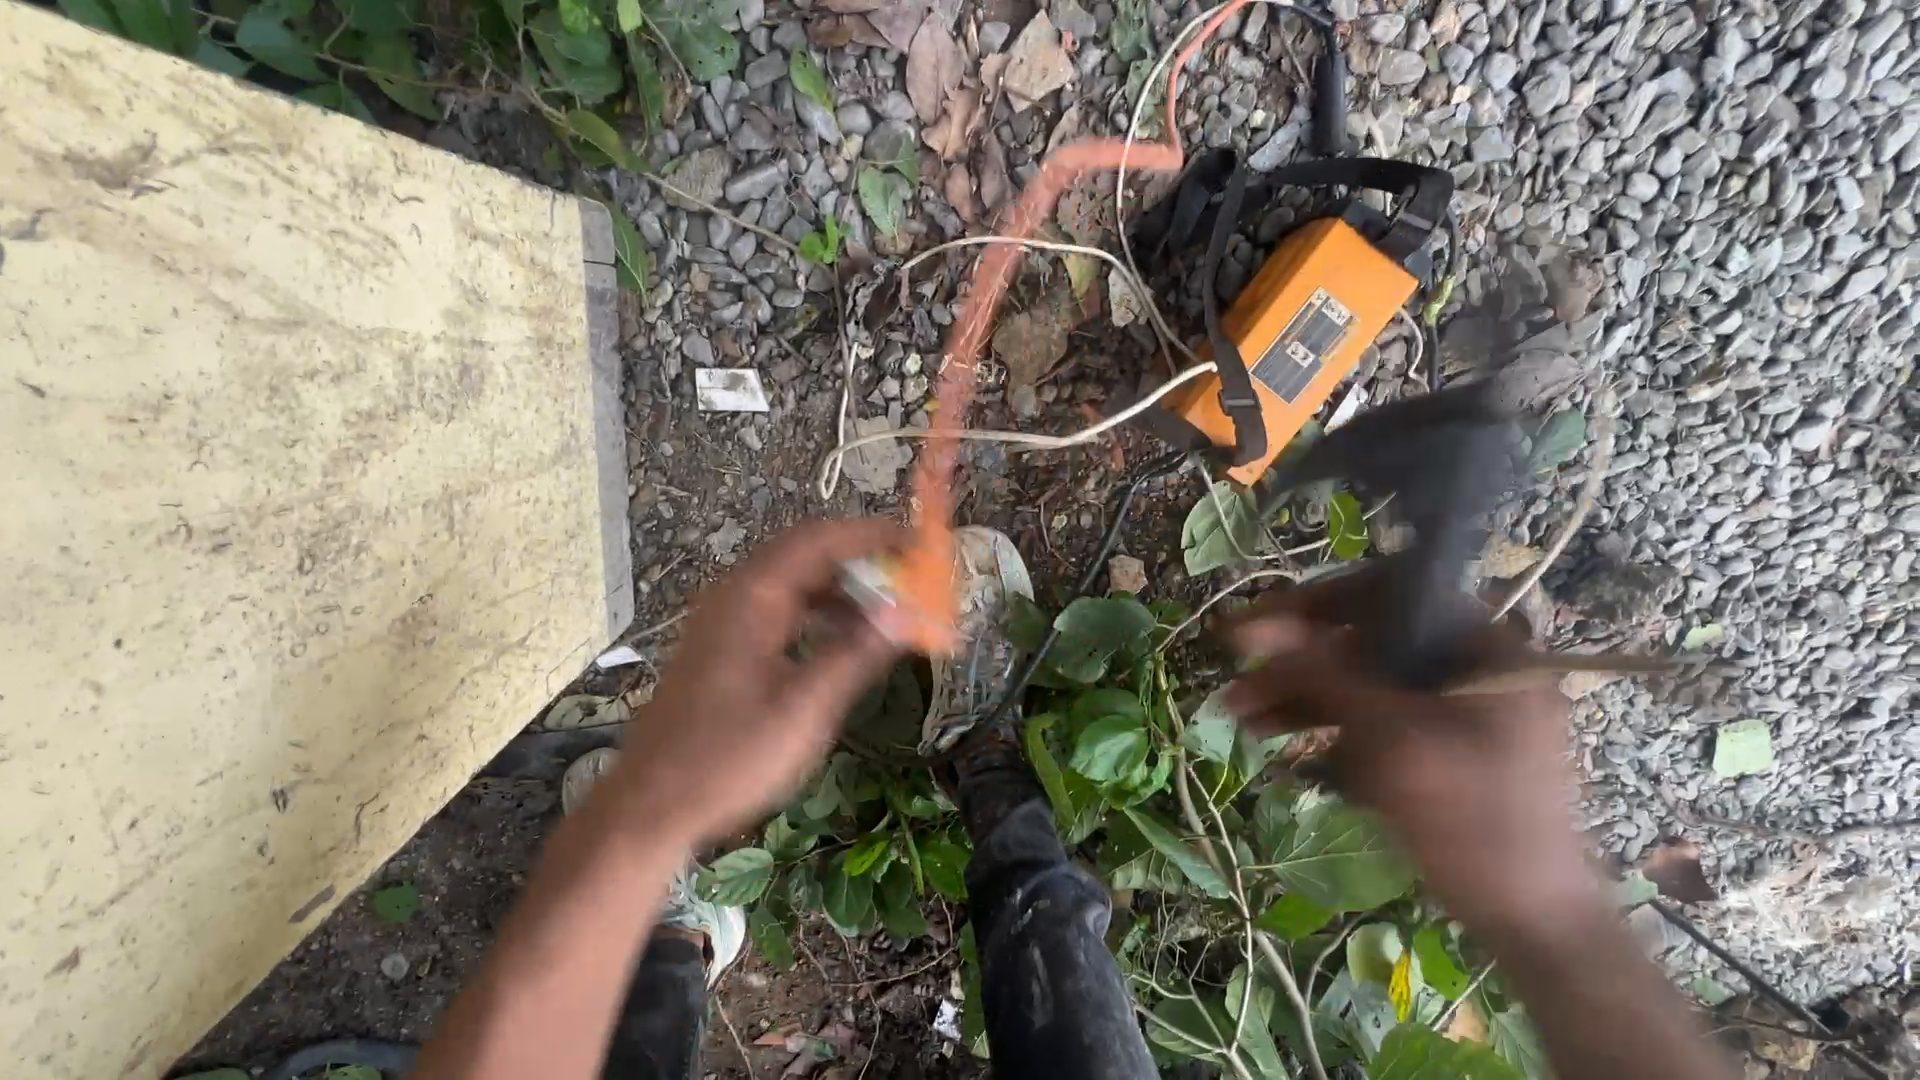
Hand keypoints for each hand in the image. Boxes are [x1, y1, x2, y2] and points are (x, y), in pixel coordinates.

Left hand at [603, 519, 907, 842]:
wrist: (649, 805)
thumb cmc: (728, 759)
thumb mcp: (804, 710)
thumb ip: (856, 655)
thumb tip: (905, 612)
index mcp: (753, 598)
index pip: (820, 540)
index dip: (872, 535)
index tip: (919, 542)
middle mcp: (735, 595)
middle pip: (806, 554)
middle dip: (862, 559)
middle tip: (911, 574)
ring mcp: (724, 619)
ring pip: (792, 582)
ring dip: (842, 587)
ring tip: (888, 608)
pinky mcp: (722, 644)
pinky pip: (779, 608)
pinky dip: (818, 611)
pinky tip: (844, 638)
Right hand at [1224, 575, 1599, 934]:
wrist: (1532, 923)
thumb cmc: (1477, 823)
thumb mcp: (1395, 742)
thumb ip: (1326, 676)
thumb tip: (1257, 626)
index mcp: (1481, 647)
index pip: (1390, 592)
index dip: (1320, 601)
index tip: (1263, 625)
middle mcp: (1463, 664)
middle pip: (1362, 639)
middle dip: (1292, 660)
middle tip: (1236, 676)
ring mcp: (1446, 704)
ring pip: (1356, 679)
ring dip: (1294, 692)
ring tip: (1237, 712)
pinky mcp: (1429, 739)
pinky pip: (1366, 714)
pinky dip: (1321, 722)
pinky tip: (1270, 734)